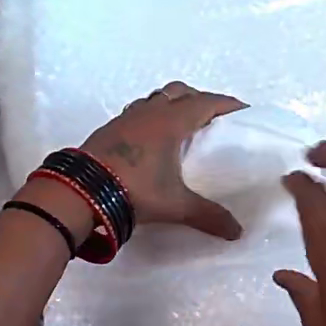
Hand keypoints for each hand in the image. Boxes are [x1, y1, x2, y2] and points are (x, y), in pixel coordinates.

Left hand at [80, 81, 245, 239]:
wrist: (82, 191)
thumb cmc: (135, 190)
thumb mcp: (175, 205)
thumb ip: (207, 215)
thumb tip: (236, 232)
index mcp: (170, 122)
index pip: (205, 103)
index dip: (226, 104)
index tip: (242, 110)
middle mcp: (149, 113)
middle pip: (179, 92)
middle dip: (198, 99)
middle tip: (211, 117)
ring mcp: (126, 118)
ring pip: (155, 99)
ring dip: (171, 105)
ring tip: (181, 126)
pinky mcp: (109, 129)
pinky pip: (137, 113)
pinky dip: (150, 117)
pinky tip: (151, 139)